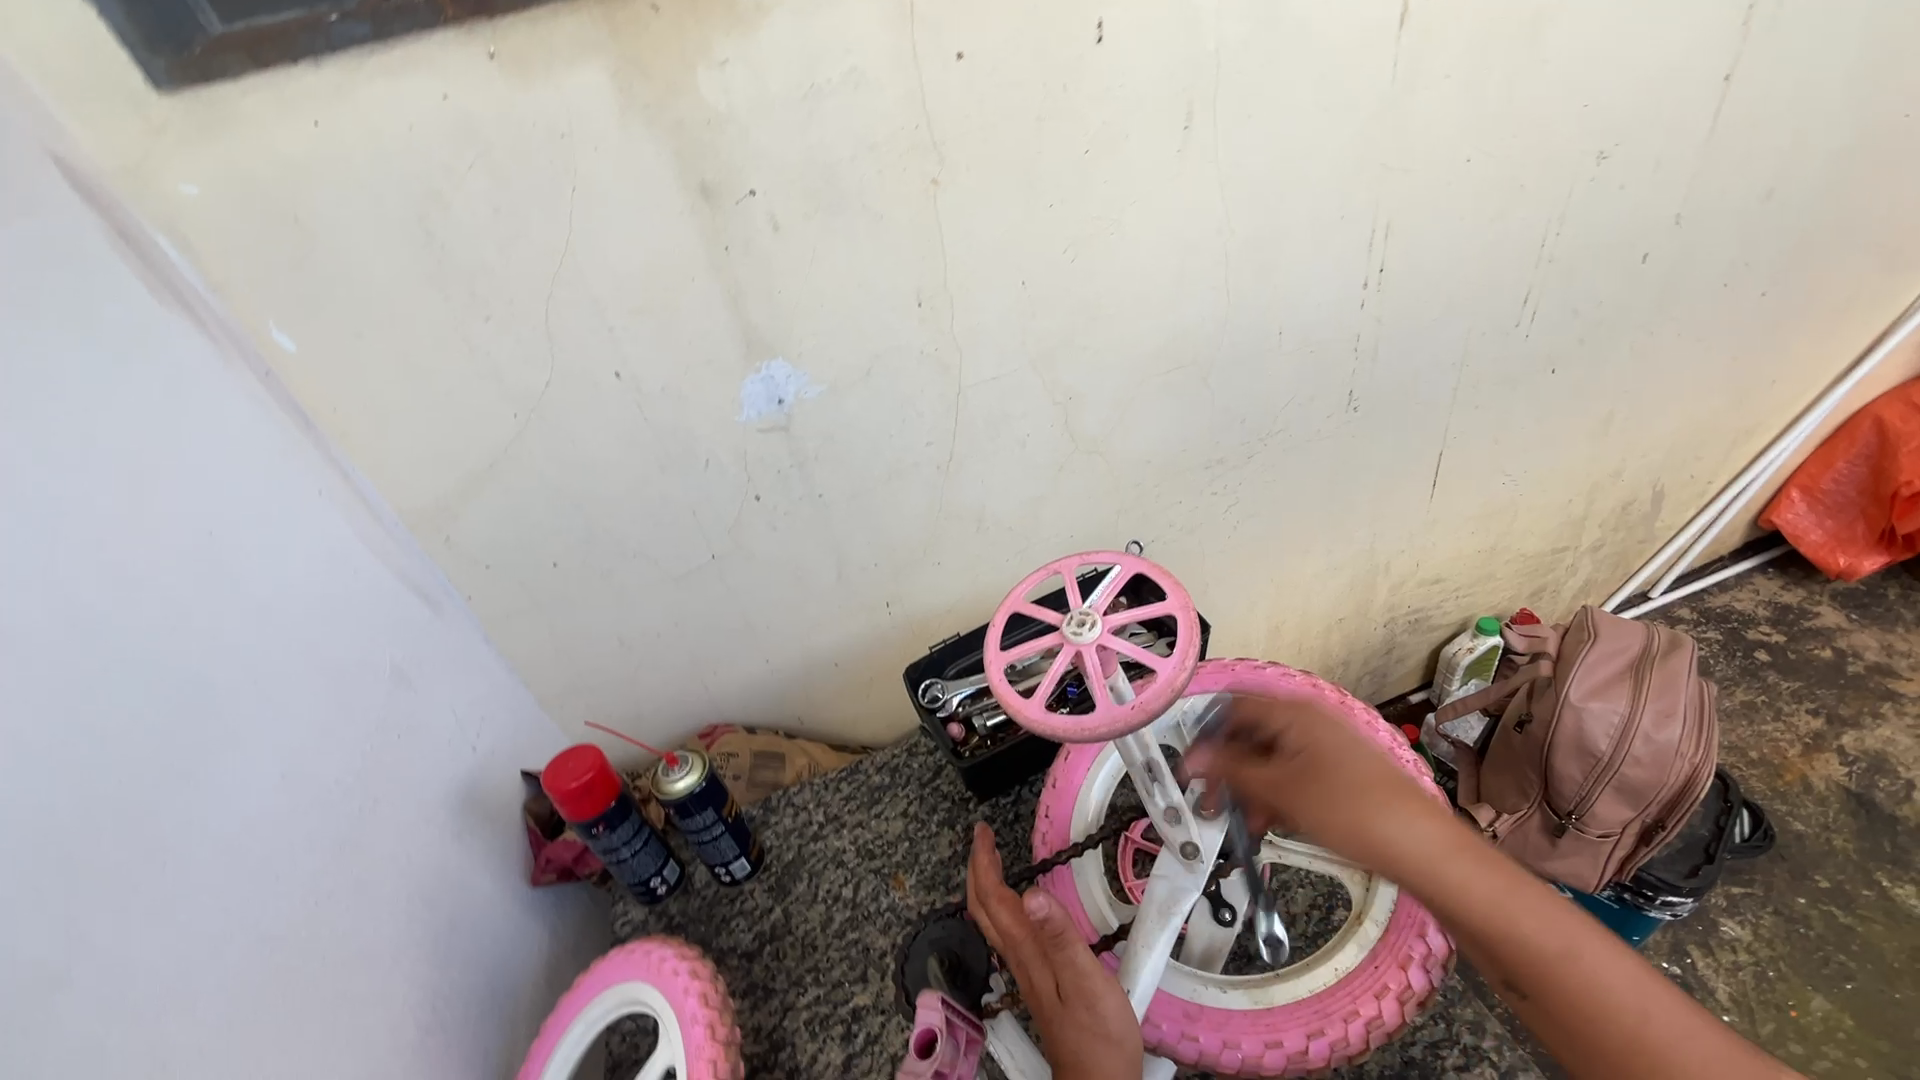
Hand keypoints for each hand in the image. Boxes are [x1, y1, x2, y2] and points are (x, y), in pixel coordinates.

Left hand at [966, 822, 1142, 1079]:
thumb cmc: (1098, 1033)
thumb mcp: (1086, 981)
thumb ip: (1060, 937)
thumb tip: (1032, 894)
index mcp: (1026, 950)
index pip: (994, 897)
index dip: (984, 861)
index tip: (982, 830)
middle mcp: (1019, 957)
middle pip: (984, 908)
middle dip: (978, 869)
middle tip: (982, 838)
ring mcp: (1026, 971)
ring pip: (993, 921)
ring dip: (988, 886)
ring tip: (993, 862)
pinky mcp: (1038, 981)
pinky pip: (1009, 933)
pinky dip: (1005, 907)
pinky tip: (1020, 906)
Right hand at [1184, 695, 1451, 877]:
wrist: (1422, 847)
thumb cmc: (1349, 810)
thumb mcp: (1277, 789)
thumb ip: (1229, 769)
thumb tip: (1193, 757)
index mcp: (1293, 712)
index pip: (1232, 708)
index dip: (1206, 735)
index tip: (1191, 769)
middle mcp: (1309, 720)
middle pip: (1251, 734)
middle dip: (1228, 769)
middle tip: (1212, 803)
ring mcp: (1326, 745)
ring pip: (1270, 758)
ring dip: (1250, 787)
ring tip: (1246, 822)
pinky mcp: (1339, 772)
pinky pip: (1292, 774)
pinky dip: (1275, 795)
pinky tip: (1272, 823)